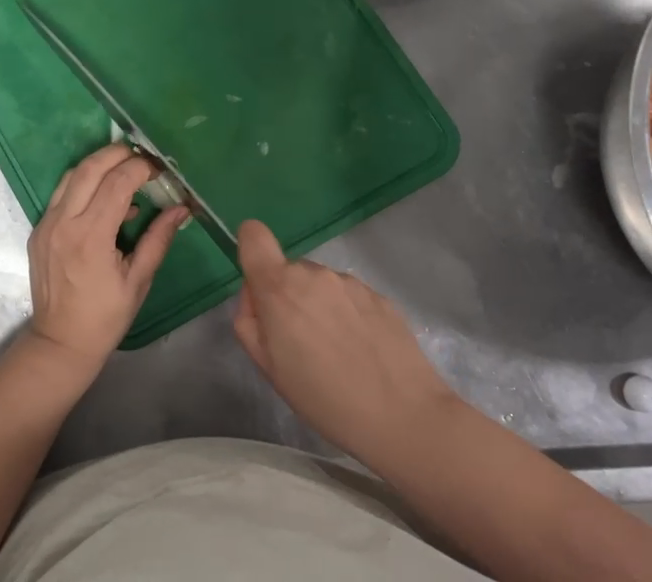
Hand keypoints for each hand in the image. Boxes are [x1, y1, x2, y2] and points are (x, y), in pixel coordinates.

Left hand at [26, 144, 188, 369]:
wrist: (61, 340)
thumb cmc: (105, 316)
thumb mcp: (138, 279)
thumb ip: (158, 239)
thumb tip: (181, 208)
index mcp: (91, 236)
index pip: (116, 184)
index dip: (139, 168)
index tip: (158, 167)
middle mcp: (63, 223)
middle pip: (88, 169)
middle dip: (115, 154)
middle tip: (140, 154)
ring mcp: (46, 225)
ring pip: (70, 177)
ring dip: (96, 166)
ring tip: (123, 168)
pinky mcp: (38, 230)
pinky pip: (60, 196)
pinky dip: (82, 186)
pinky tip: (103, 198)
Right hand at [231, 219, 462, 461]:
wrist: (404, 417)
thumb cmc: (322, 396)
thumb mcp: (265, 366)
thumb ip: (248, 320)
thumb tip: (257, 299)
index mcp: (279, 287)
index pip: (253, 235)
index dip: (251, 250)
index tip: (259, 287)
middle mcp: (314, 274)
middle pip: (288, 270)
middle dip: (287, 296)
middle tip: (300, 343)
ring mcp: (351, 283)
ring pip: (320, 285)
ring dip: (319, 307)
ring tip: (337, 352)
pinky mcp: (381, 297)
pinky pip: (349, 298)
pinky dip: (348, 317)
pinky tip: (362, 352)